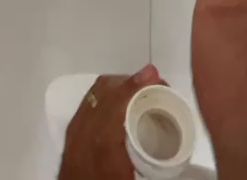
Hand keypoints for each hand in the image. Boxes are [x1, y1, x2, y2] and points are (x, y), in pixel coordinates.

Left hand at [56, 65, 164, 179]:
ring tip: (142, 95)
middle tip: (156, 88)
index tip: (157, 77)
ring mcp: (74, 133)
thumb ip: (156, 161)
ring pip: (94, 94)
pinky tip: (122, 107)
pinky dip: (106, 97)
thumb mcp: (135, 174)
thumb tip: (175, 150)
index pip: (118, 99)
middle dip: (131, 82)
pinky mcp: (71, 138)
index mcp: (103, 143)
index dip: (138, 83)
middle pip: (106, 90)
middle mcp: (84, 132)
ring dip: (118, 87)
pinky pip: (88, 105)